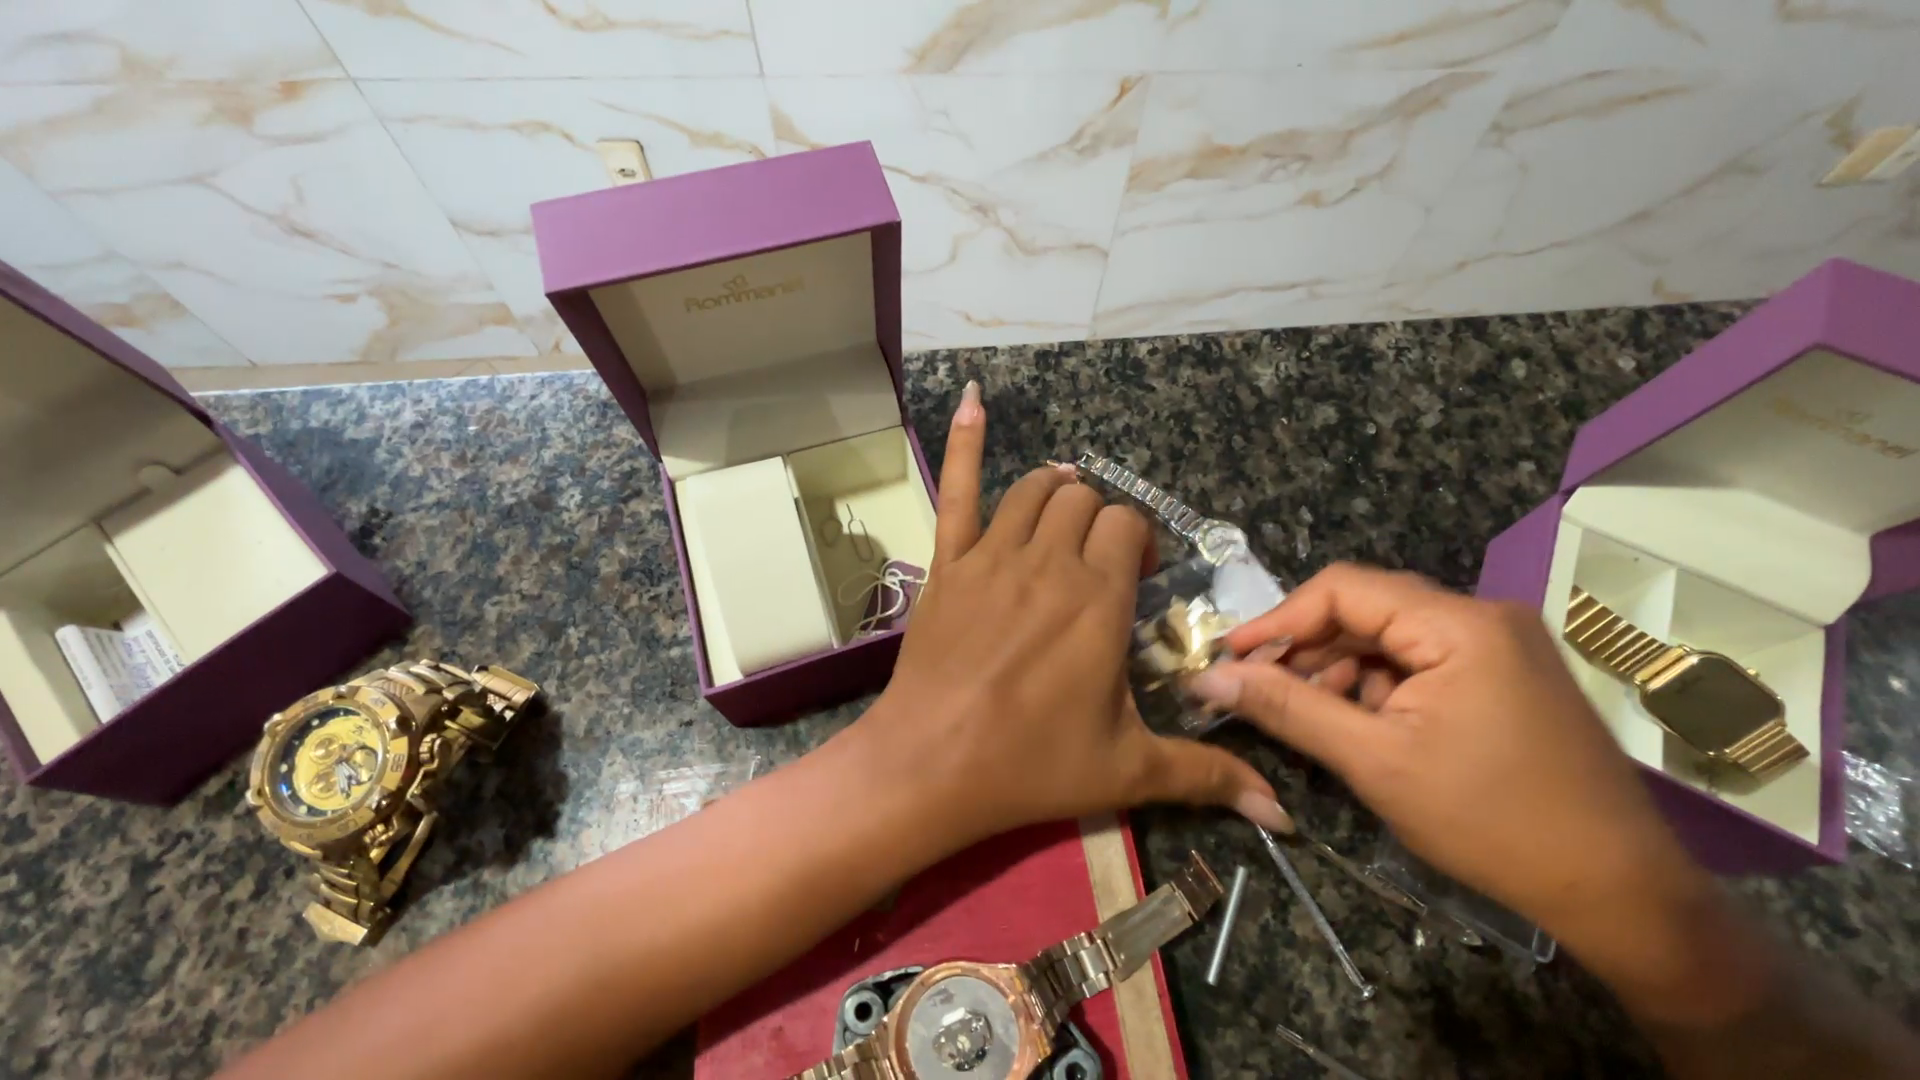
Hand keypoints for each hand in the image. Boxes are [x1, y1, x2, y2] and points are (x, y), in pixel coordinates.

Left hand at [846, 382, 1293, 850]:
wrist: (931, 766)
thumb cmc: (1031, 765)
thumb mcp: (1128, 770)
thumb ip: (1207, 774)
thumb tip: (1282, 811)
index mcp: (1098, 598)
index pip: (1127, 527)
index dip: (1136, 545)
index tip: (1132, 586)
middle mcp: (1049, 561)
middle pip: (1085, 502)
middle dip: (1100, 523)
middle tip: (1097, 570)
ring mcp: (992, 555)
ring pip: (1035, 488)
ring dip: (1056, 494)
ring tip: (1062, 517)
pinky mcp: (947, 563)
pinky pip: (957, 489)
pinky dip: (964, 441)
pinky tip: (972, 398)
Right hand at [1188, 564, 1710, 949]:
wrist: (1618, 890)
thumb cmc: (1491, 823)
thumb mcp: (1374, 762)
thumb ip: (1288, 709)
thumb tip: (1210, 678)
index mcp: (1460, 624)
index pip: (1343, 588)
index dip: (1278, 619)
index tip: (1230, 658)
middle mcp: (1484, 618)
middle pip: (1367, 610)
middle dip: (1308, 649)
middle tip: (1260, 692)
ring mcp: (1501, 647)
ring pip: (1391, 639)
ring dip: (1341, 672)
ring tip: (1311, 718)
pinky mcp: (1507, 676)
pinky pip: (1422, 663)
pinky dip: (1380, 688)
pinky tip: (1361, 726)